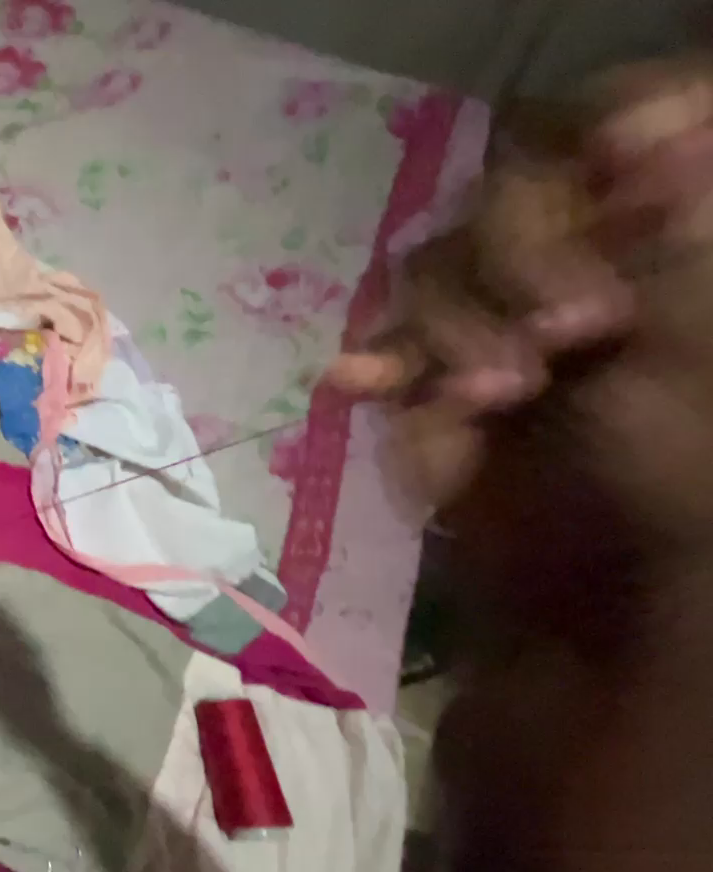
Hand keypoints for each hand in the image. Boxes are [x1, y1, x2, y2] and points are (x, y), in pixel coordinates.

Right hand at [325, 61, 712, 517]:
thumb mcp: (697, 342)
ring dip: (454, 329)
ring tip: (498, 397)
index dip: (611, 123)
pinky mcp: (422, 378)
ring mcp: (485, 316)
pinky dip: (371, 364)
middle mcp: (569, 252)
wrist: (607, 583)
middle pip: (505, 192)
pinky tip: (359, 381)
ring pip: (430, 270)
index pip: (617, 121)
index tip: (633, 155)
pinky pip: (376, 348)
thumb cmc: (685, 468)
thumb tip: (667, 125)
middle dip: (529, 255)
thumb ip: (676, 239)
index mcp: (656, 225)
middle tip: (578, 329)